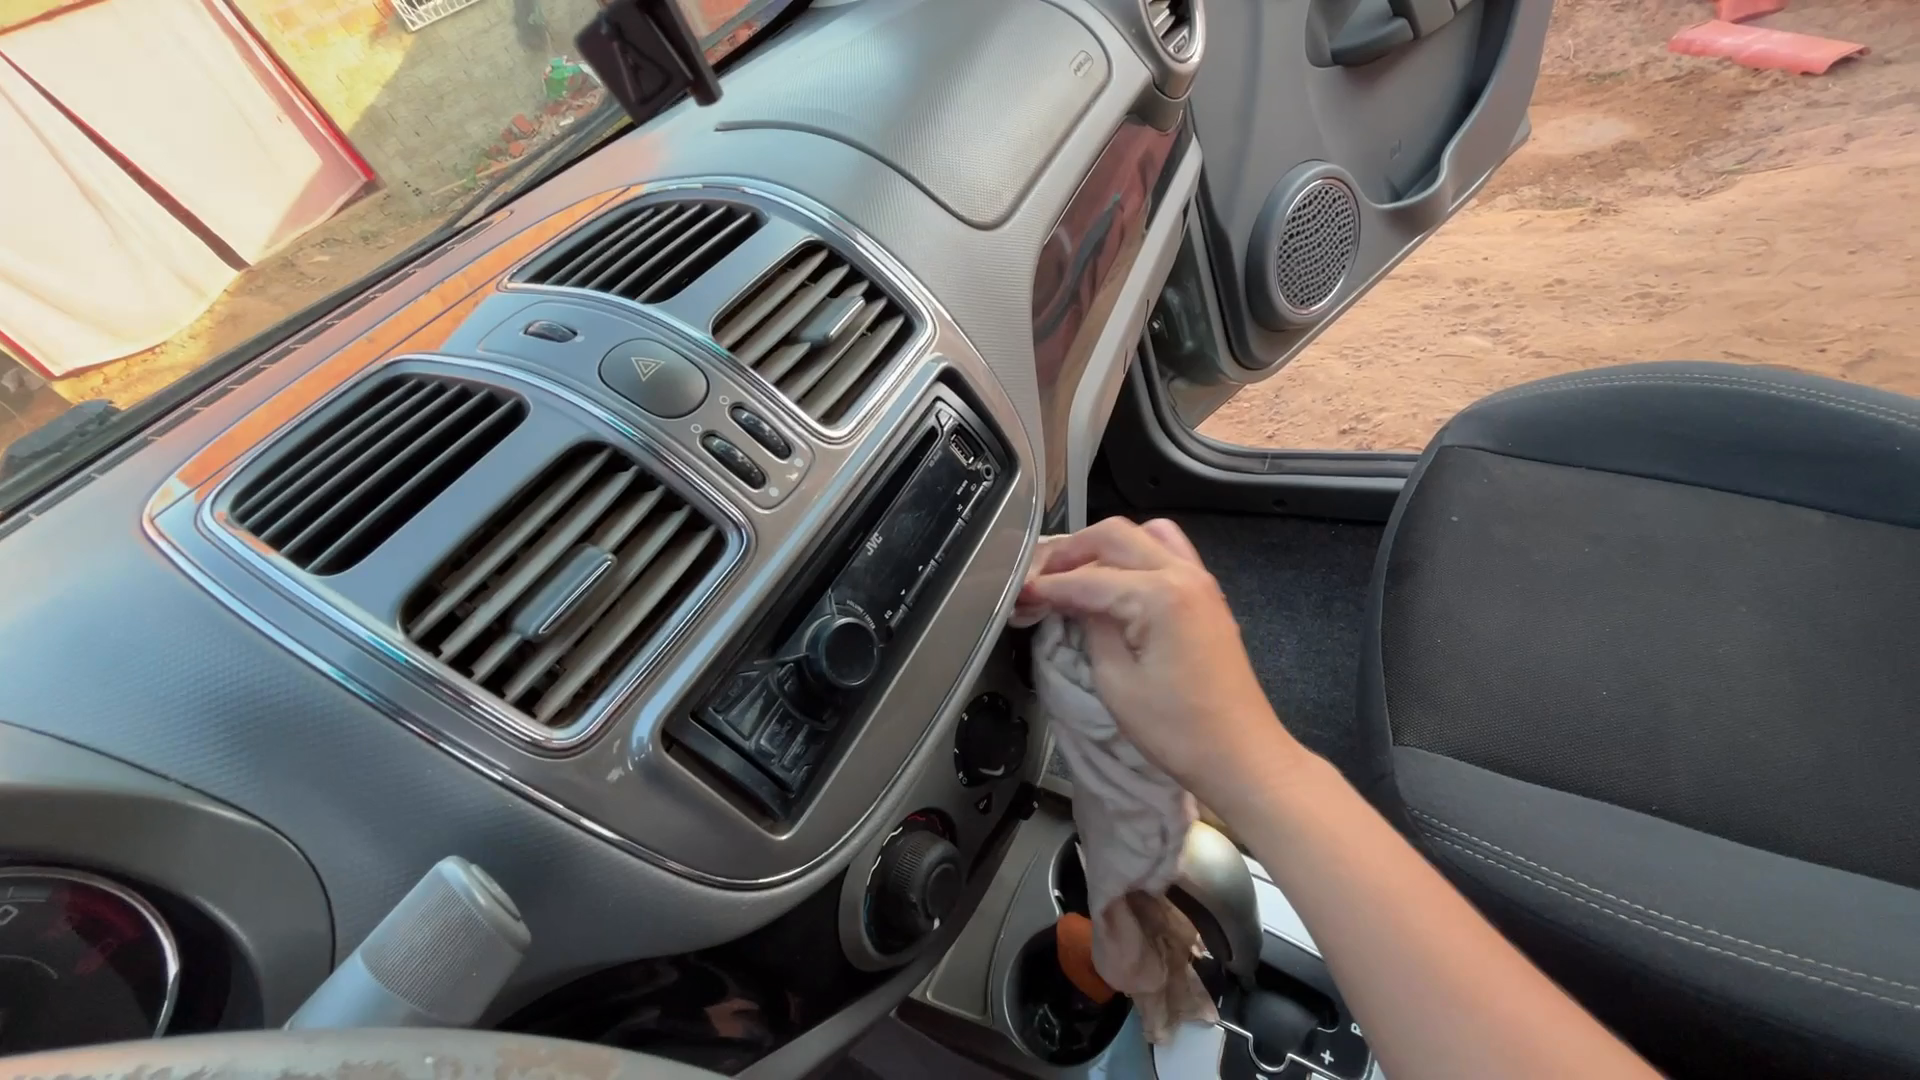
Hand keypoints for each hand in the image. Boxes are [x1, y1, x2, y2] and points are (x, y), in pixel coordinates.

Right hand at [1017, 517, 1310, 807]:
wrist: (1241, 756)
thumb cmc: (1178, 730)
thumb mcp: (1116, 682)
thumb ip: (1092, 627)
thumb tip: (1074, 603)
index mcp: (1159, 595)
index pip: (1088, 579)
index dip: (1048, 587)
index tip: (1020, 595)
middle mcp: (1183, 574)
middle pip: (1115, 535)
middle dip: (1072, 552)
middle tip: (1042, 577)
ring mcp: (1201, 582)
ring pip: (1145, 533)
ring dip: (1106, 546)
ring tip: (1077, 573)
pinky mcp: (1207, 596)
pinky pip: (1168, 552)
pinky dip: (1136, 555)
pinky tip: (1116, 582)